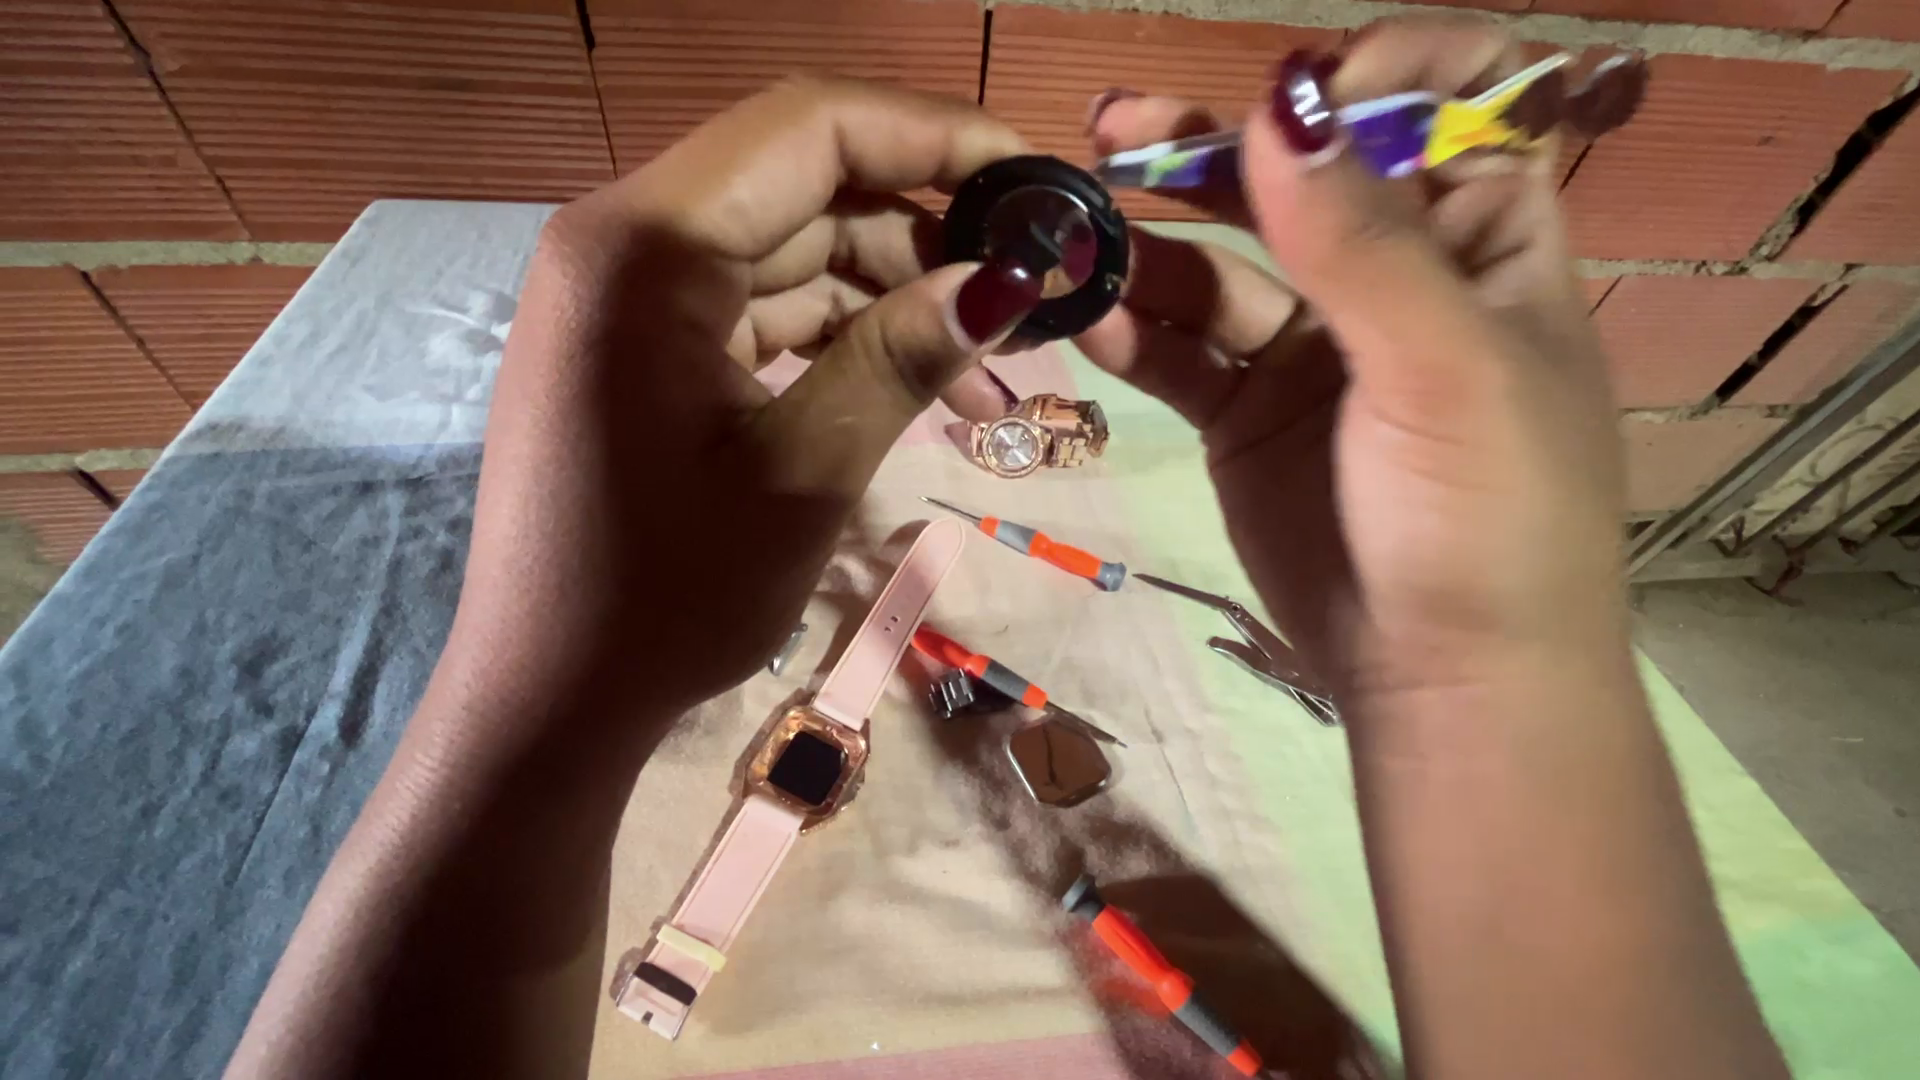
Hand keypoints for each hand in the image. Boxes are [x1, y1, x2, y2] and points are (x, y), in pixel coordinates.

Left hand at [451, 78, 1046, 724]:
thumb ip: (901, 357)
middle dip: (923, 236)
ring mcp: (632, 299)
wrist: (556, 694)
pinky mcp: (647, 350)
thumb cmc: (669, 595)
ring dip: (892, 300)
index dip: (935, 137)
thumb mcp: (804, 471)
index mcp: (644, 248)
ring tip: (984, 370)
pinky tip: (914, 384)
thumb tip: (1004, 283)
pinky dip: (842, 338)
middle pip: (804, 187)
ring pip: (792, 253)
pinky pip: (763, 311)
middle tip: (1020, 296)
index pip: (810, 126)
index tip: (1029, 182)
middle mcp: (625, 243)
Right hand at [1079, 20, 1628, 700]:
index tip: (1291, 97)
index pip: (1446, 103)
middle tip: (1111, 130)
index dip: (1373, 77)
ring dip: (1147, 255)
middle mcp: (1386, 283)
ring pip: (1216, 273)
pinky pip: (1181, 358)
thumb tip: (1284, 100)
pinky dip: (1136, 339)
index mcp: (1480, 243)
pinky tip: (1091, 324)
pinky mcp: (1243, 415)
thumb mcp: (1442, 368)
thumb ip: (1359, 238)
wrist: (1436, 670)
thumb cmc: (1483, 517)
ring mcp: (1304, 352)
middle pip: (1294, 184)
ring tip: (1074, 241)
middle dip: (1208, 153)